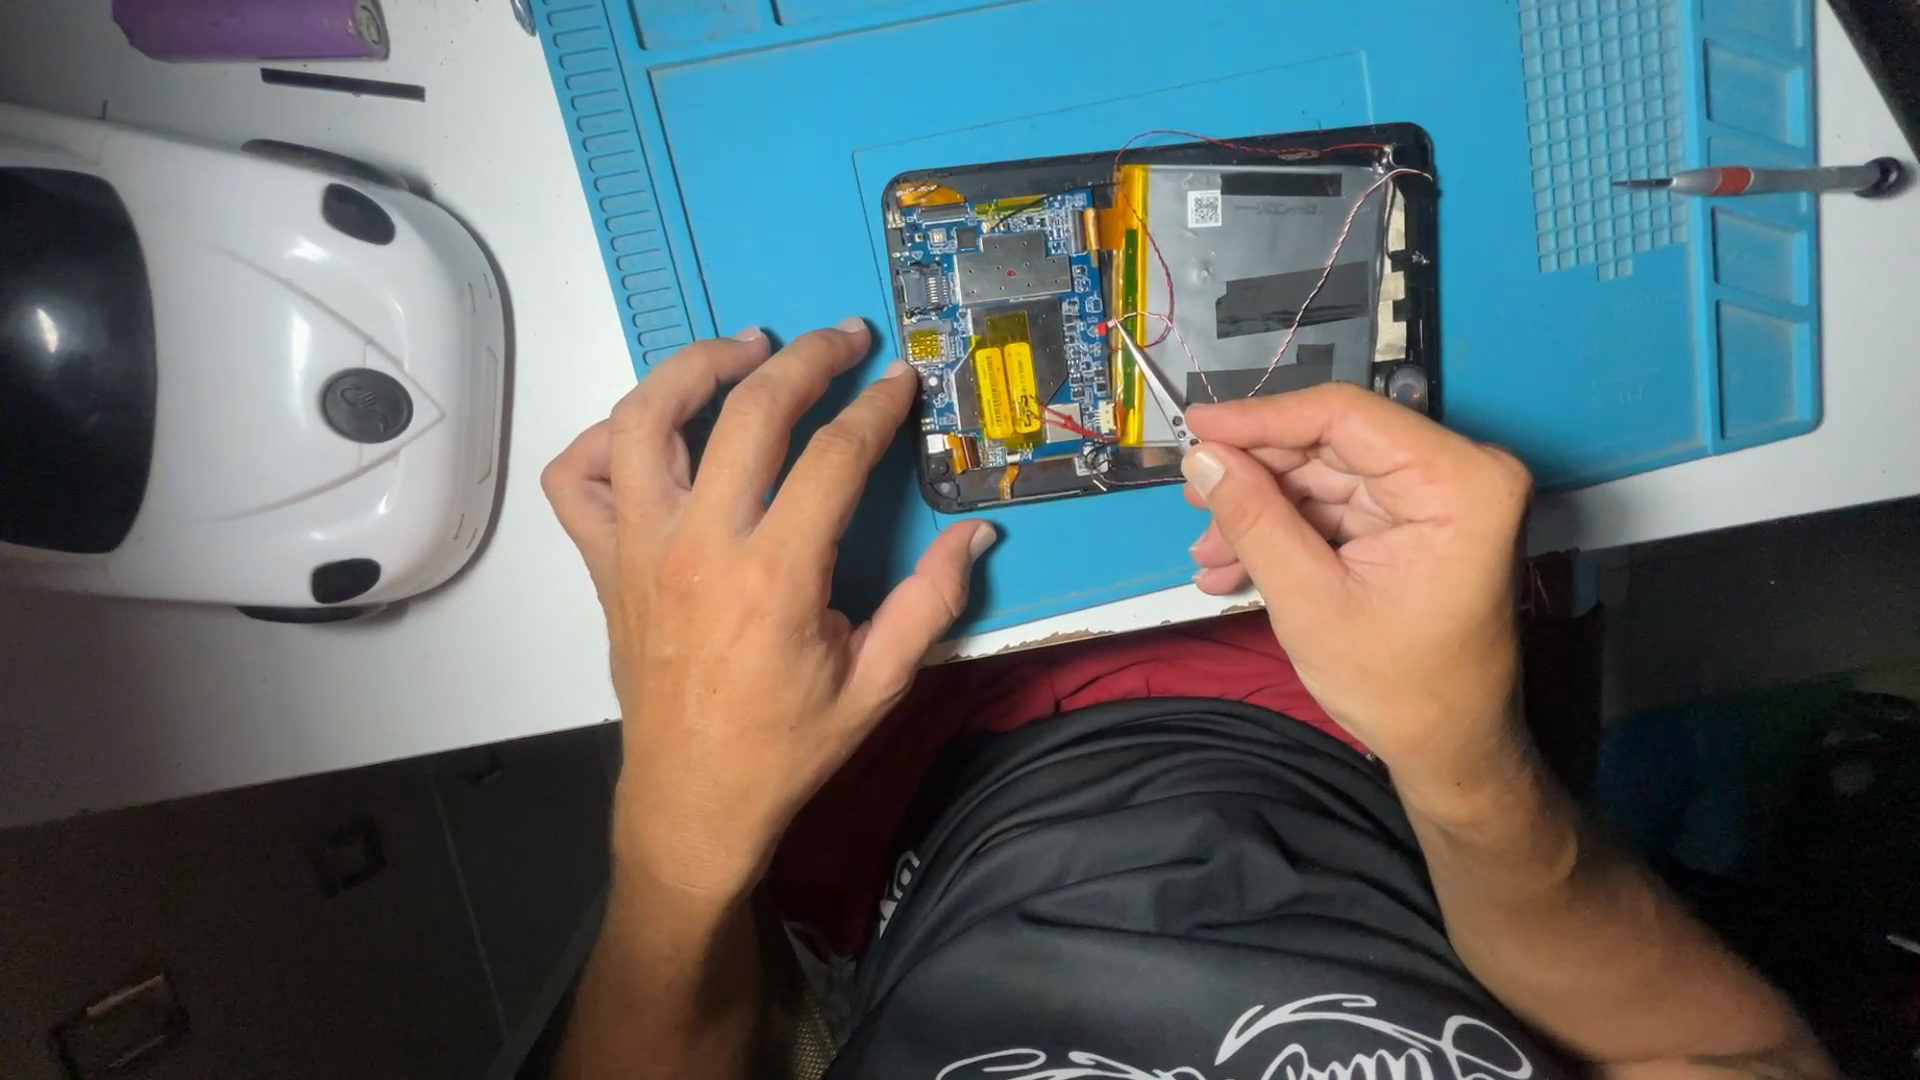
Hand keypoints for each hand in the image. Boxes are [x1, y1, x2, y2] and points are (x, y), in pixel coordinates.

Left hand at [542, 320, 995, 896]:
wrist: (693, 801)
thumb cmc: (788, 746)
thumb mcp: (879, 684)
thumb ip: (931, 603)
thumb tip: (976, 534)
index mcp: (775, 577)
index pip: (833, 457)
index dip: (876, 408)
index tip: (900, 382)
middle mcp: (698, 546)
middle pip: (748, 413)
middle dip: (806, 360)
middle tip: (843, 337)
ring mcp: (637, 549)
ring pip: (644, 419)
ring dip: (697, 366)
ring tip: (747, 347)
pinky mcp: (602, 564)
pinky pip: (577, 477)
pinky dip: (605, 436)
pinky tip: (652, 431)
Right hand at [1180, 384, 1532, 814]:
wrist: (1445, 745)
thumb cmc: (1395, 684)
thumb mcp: (1309, 601)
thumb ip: (1253, 520)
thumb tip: (1202, 458)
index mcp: (1455, 482)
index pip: (1343, 417)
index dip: (1260, 419)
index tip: (1195, 427)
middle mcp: (1450, 474)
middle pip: (1325, 447)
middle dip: (1252, 478)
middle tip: (1192, 502)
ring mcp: (1426, 498)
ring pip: (1316, 477)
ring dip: (1255, 513)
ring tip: (1208, 554)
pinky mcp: (1403, 521)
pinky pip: (1325, 507)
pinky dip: (1276, 532)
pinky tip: (1233, 567)